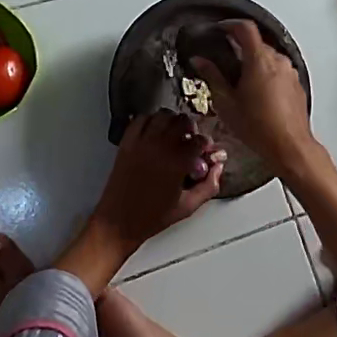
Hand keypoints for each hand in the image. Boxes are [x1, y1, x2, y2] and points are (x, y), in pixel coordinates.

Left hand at [90, 110, 224, 245]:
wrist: (119, 220)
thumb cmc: (151, 217)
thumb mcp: (188, 206)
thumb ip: (208, 186)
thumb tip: (217, 168)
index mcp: (176, 163)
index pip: (199, 140)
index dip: (206, 143)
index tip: (206, 150)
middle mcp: (159, 148)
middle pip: (181, 121)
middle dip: (191, 127)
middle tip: (192, 137)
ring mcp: (140, 143)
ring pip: (160, 115)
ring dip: (171, 120)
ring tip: (174, 132)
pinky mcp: (126, 144)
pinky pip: (139, 121)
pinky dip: (149, 120)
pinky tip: (154, 130)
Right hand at [190, 20, 314, 171]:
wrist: (289, 146)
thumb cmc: (258, 127)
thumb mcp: (225, 101)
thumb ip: (211, 76)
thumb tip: (200, 61)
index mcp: (259, 61)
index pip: (245, 28)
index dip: (230, 24)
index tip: (220, 28)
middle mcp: (278, 62)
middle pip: (257, 42)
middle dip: (240, 46)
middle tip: (224, 58)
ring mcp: (290, 73)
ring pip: (268, 57)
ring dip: (253, 61)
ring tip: (238, 79)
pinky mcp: (296, 85)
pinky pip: (278, 70)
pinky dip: (265, 73)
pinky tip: (254, 92)